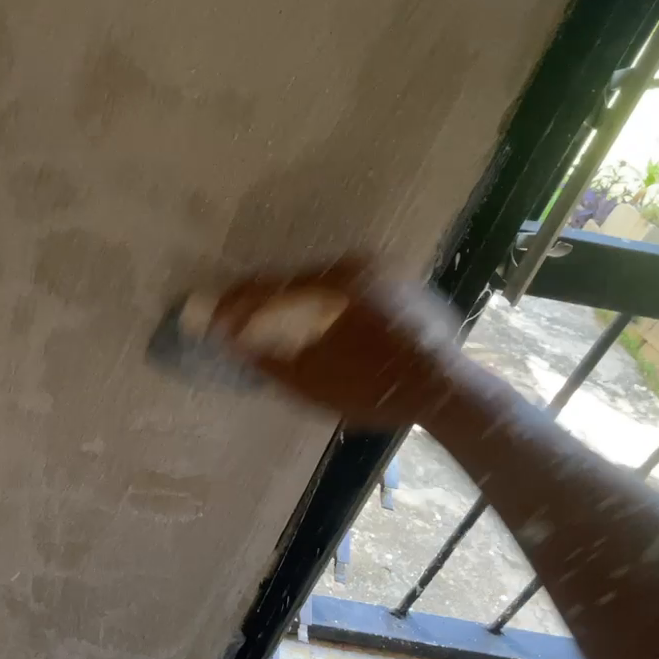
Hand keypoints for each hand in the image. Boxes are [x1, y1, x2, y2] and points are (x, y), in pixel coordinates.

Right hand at [205, 260, 465, 427]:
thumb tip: (229, 340)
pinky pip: (349, 294)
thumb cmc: (374, 387)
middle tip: (235, 323)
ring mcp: (388, 274)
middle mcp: (362, 265)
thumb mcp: (310, 381)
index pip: (271, 288)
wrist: (448, 393)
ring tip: (269, 327)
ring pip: (324, 287)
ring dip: (293, 307)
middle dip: (262, 304)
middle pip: (296, 283)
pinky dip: (324, 309)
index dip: (236, 306)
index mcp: (336, 280)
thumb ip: (265, 359)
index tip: (210, 320)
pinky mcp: (404, 291)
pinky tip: (316, 330)